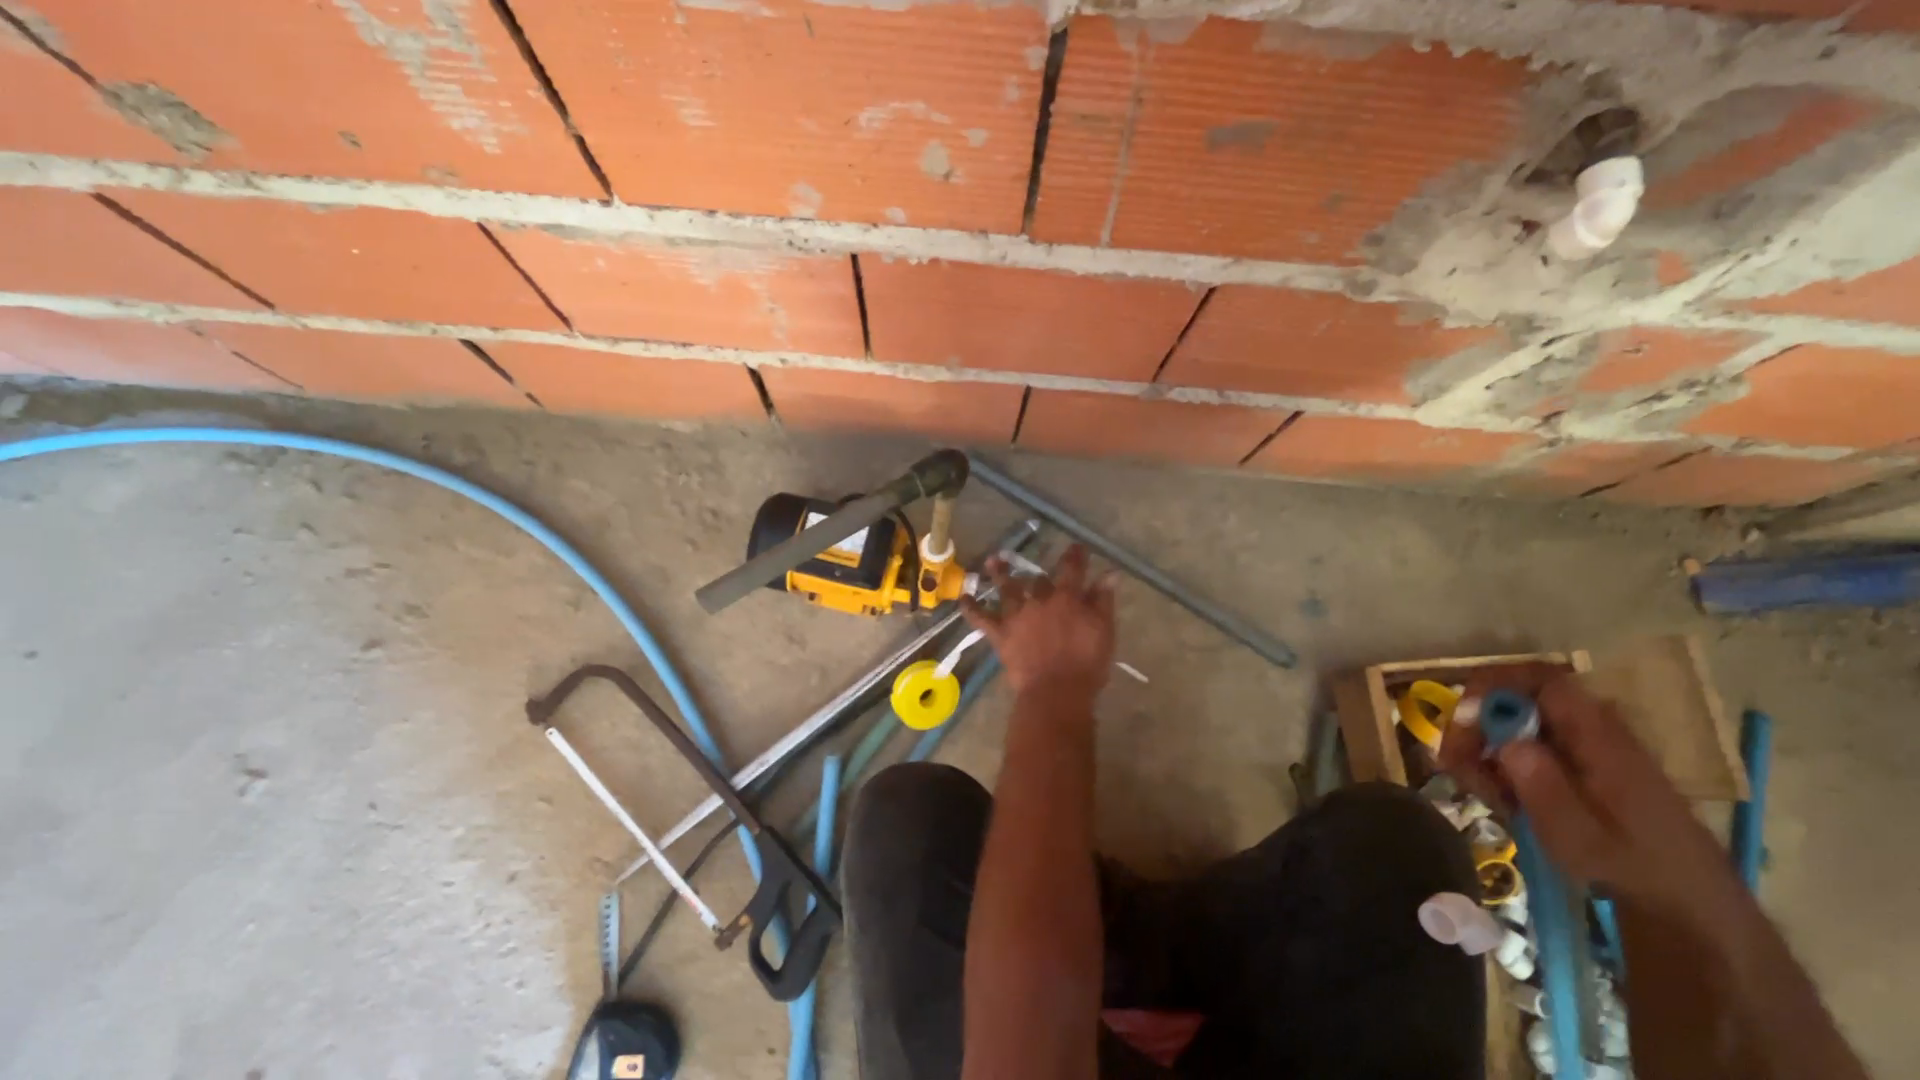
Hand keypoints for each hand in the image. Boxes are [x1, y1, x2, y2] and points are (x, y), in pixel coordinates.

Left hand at [960, 544, 1115, 699]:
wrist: (1056, 691)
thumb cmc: (1087, 664)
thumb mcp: (1104, 630)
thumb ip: (1103, 600)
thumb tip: (1109, 573)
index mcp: (1067, 598)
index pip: (1072, 569)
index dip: (1074, 555)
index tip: (1076, 546)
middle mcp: (1039, 601)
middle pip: (1039, 581)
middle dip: (1039, 575)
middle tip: (1038, 572)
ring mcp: (1016, 616)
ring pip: (1006, 589)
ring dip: (999, 574)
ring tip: (992, 561)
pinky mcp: (1000, 634)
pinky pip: (980, 618)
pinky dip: (970, 608)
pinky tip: (962, 598)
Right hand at [1440, 675, 1739, 914]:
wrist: (1689, 904)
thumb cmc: (1632, 871)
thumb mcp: (1579, 837)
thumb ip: (1542, 785)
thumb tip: (1506, 740)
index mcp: (1598, 737)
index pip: (1543, 680)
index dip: (1495, 685)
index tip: (1461, 718)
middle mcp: (1594, 731)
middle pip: (1523, 701)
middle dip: (1479, 724)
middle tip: (1452, 762)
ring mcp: (1590, 751)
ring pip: (1523, 726)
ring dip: (1488, 749)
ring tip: (1477, 789)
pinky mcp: (1585, 770)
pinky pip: (1535, 749)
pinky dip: (1507, 766)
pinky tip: (1501, 799)